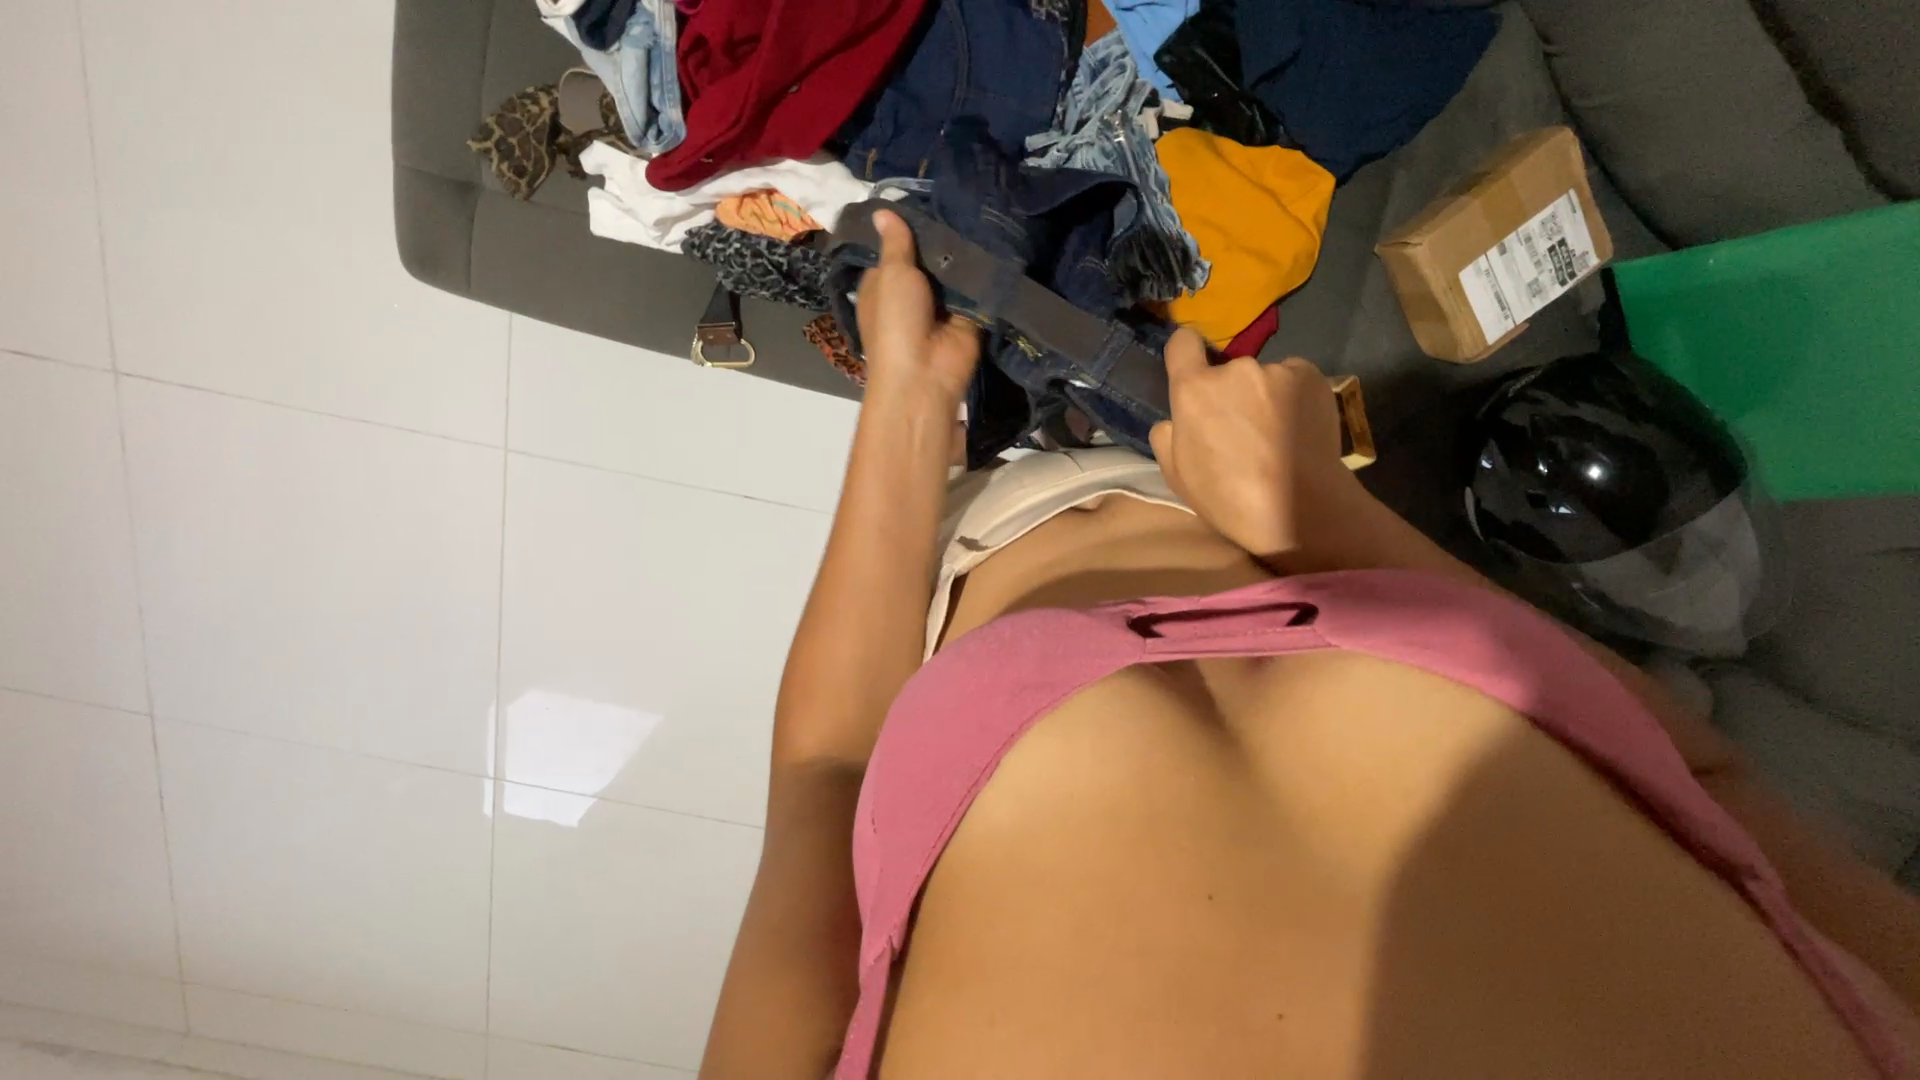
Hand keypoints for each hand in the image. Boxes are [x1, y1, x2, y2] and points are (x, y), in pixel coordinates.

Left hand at [855, 209, 980, 411]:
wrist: (925, 373)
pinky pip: (977, 288)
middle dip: (942, 236)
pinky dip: (984, 272)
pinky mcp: (969, 316)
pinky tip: (999, 241)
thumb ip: (895, 242)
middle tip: (962, 198)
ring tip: (983, 211)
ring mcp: (942, 306)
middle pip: (928, 258)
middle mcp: (911, 294)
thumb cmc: (895, 321)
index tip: (927, 197)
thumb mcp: (891, 274)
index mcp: (883, 285)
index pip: (894, 248)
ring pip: (954, 270)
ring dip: (965, 251)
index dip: (908, 227)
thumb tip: (881, 210)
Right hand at [1149, 329, 1362, 560]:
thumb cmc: (1227, 497)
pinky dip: (1294, 396)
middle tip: (1243, 429)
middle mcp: (1234, 369)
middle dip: (1231, 392)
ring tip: (1276, 434)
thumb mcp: (1176, 474)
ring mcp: (1276, 370)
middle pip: (1227, 371)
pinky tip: (1299, 427)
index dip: (1185, 354)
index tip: (1192, 369)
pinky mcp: (1311, 376)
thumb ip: (1167, 435)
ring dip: (1264, 396)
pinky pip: (1293, 379)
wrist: (1299, 508)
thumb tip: (1175, 419)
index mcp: (1193, 390)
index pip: (1182, 344)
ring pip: (1263, 378)